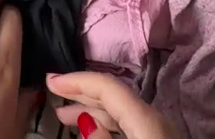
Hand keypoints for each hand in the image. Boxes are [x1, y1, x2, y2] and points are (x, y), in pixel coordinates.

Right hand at [46, 71, 183, 138]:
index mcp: (147, 121)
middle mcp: (157, 122)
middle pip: (116, 97)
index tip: (51, 81)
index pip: (108, 88)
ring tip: (68, 117)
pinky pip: (132, 128)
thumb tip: (88, 124)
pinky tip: (98, 134)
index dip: (78, 80)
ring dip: (94, 112)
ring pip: (123, 114)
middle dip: (83, 94)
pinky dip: (111, 127)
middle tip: (55, 95)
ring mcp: (163, 135)